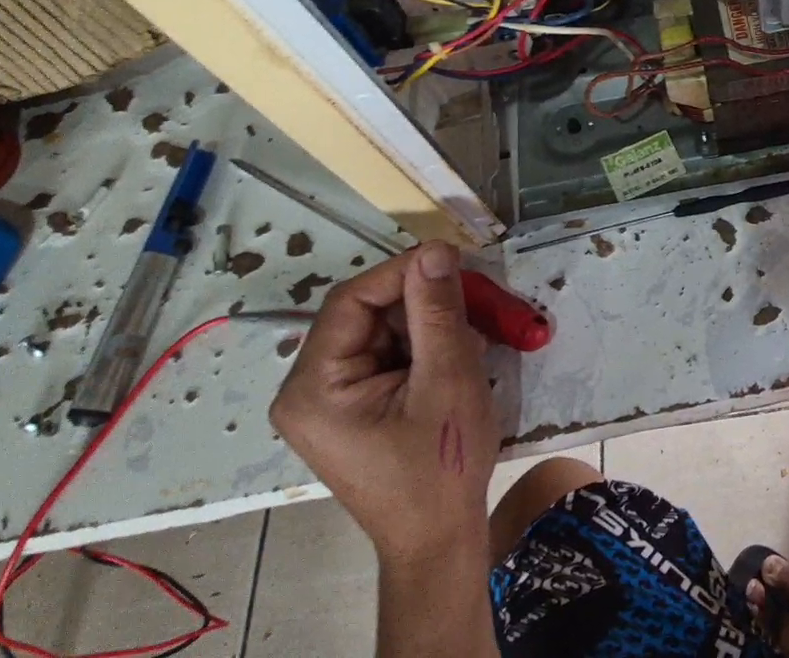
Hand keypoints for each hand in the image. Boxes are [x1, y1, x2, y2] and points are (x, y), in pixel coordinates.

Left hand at [270, 241, 498, 568]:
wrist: (439, 539)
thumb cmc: (441, 467)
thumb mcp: (447, 380)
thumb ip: (439, 312)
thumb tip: (436, 249)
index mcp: (314, 386)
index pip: (351, 301)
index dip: (402, 272)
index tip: (454, 257)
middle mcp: (310, 388)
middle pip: (369, 316)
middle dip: (426, 306)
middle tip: (478, 304)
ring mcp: (333, 400)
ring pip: (386, 333)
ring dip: (434, 329)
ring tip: (474, 344)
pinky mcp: (358, 408)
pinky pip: (393, 357)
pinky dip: (430, 351)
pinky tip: (461, 361)